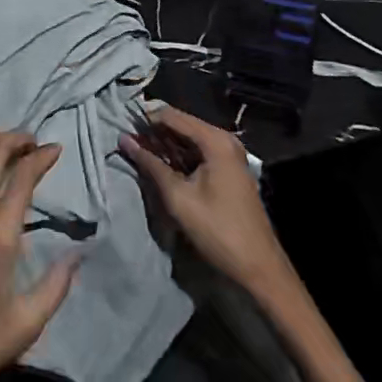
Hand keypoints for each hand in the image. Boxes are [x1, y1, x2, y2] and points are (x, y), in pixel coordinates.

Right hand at [118, 104, 290, 293]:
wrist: (258, 265)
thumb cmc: (217, 230)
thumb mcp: (178, 198)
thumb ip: (151, 164)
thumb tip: (125, 140)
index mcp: (215, 140)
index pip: (173, 116)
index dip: (146, 119)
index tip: (123, 127)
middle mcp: (224, 139)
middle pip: (182, 125)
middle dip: (155, 132)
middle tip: (128, 142)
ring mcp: (229, 153)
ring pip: (189, 139)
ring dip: (166, 145)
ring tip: (139, 152)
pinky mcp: (229, 167)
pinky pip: (198, 152)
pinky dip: (180, 156)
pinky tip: (162, 165)